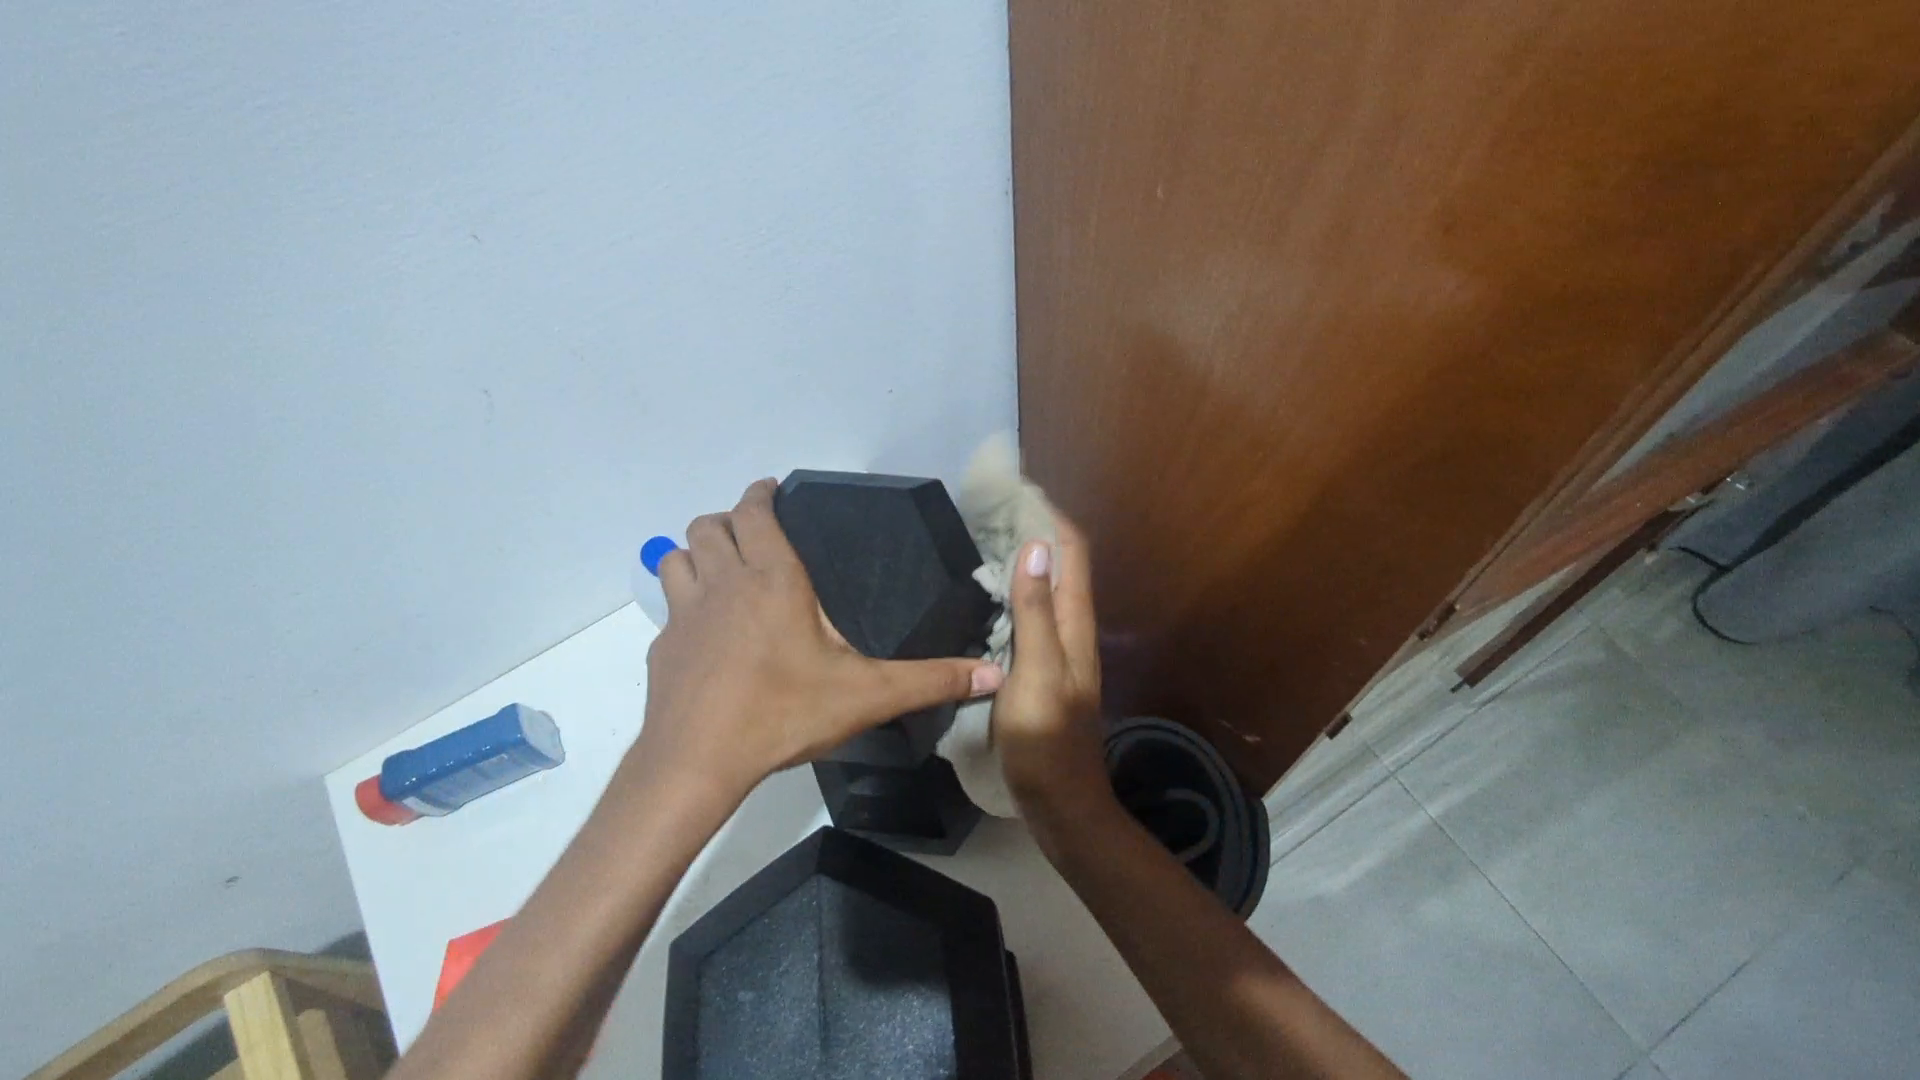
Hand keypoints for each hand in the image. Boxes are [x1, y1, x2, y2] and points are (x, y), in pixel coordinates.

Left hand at [636, 479, 1004, 799]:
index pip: (755, 511)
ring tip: (725, 571)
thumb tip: (994, 674)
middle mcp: (723, 583)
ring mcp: (684, 614)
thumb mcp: (867, 696)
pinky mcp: (663, 647)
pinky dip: (685, 602)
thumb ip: (931, 681)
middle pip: (709, 526)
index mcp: (772, 579)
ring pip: (677, 557)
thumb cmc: (783, 714)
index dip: (761, 494)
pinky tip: (707, 632)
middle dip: (730, 520)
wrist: (697, 762)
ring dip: (698, 553)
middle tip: (757, 537)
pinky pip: (669, 607)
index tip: (774, 491)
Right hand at [992, 515, 1110, 817]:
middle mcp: (1071, 630)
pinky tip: (981, 597)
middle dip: (1030, 530)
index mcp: (1075, 625)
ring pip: (1043, 589)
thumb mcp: (1038, 672)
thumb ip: (1036, 612)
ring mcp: (1057, 651)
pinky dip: (1009, 593)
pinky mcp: (1039, 670)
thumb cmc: (1046, 739)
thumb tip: (1037, 545)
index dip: (1049, 516)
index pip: (1072, 552)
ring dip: (1019, 560)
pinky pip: (1028, 616)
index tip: (1012, 489)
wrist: (1059, 801)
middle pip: (1058, 565)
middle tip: (984, 511)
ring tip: (977, 541)